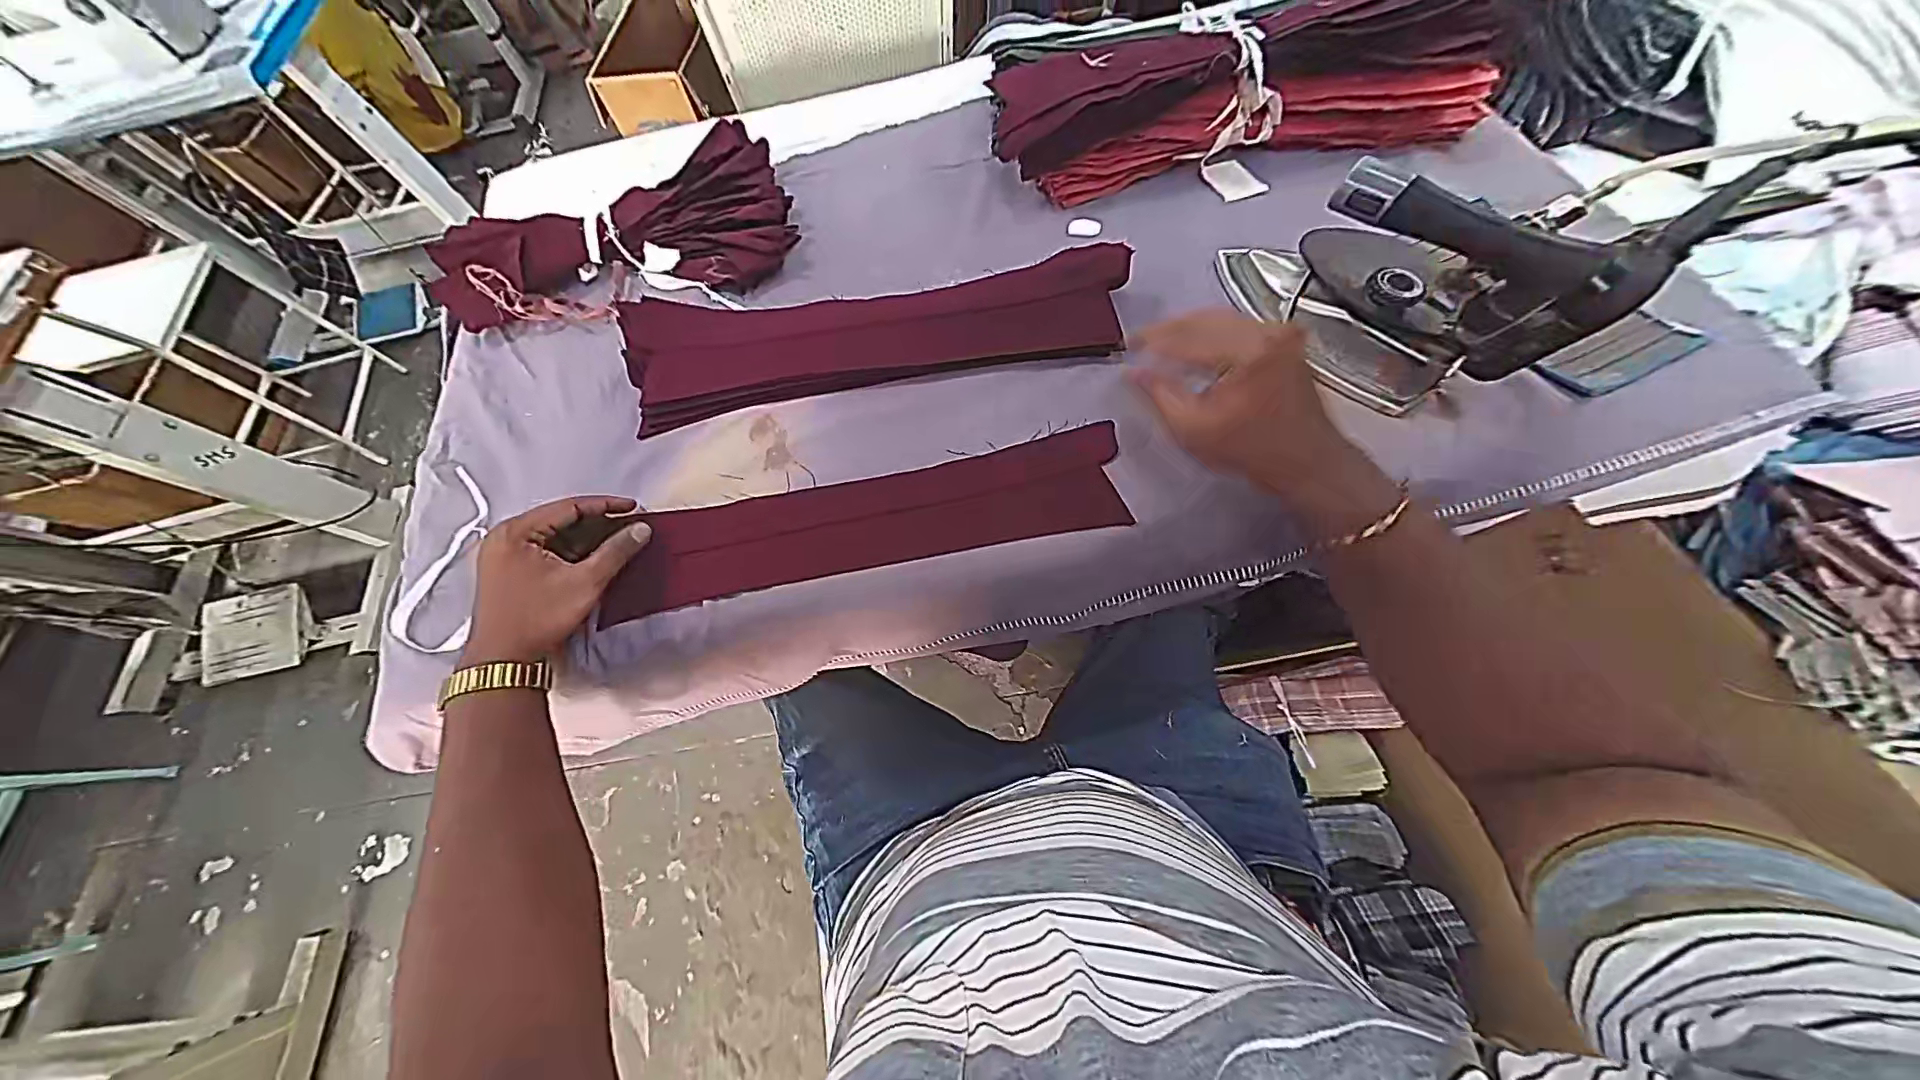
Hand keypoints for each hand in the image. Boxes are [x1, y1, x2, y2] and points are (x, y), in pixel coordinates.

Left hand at [462, 496, 651, 663]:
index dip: (605, 506)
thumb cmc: (537, 619)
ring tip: (618, 541)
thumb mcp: (585, 582)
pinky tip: (596, 558)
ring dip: (587, 539)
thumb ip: (616, 551)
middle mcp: (505, 537)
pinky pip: (547, 551)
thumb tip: (640, 530)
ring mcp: (505, 555)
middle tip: (628, 525)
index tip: (632, 508)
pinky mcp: (511, 571)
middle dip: (598, 523)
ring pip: (556, 536)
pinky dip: (573, 552)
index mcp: (515, 532)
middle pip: (561, 520)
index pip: (568, 507)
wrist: (505, 659)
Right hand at [1128, 310, 1397, 532]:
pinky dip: (1212, 334)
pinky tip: (1194, 347)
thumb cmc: (1253, 452)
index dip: (1153, 340)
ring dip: (1189, 331)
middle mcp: (1268, 333)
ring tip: (1162, 346)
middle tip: (1141, 342)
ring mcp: (1281, 334)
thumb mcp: (1193, 430)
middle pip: (1205, 319)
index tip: (1130, 345)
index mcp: (1248, 352)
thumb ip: (1160, 396)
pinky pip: (1238, 326)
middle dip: (1169, 331)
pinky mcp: (1285, 340)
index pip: (1187, 336)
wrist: (1306, 461)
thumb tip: (1134, 372)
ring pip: (1221, 319)